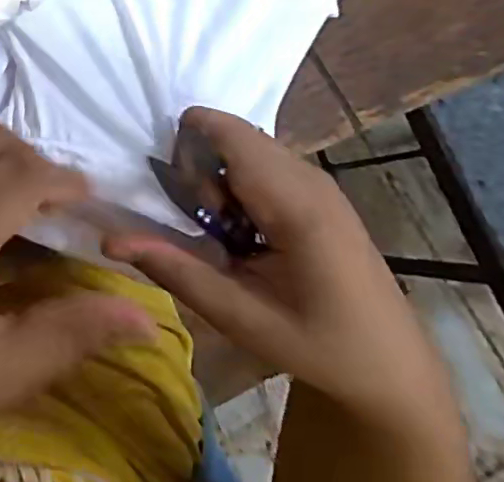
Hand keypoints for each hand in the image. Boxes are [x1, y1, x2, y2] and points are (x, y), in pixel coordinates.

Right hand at [103, 108, 459, 436]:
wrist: (394, 370)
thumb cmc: (319, 347)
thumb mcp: (242, 318)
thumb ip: (177, 271)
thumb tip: (110, 239)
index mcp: (296, 204)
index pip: (227, 132)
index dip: (189, 150)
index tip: (183, 198)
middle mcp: (310, 177)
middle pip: (232, 134)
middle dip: (201, 165)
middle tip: (201, 221)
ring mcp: (319, 180)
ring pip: (246, 145)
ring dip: (219, 174)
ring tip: (224, 230)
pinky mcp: (319, 189)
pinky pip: (263, 159)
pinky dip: (238, 181)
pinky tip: (246, 230)